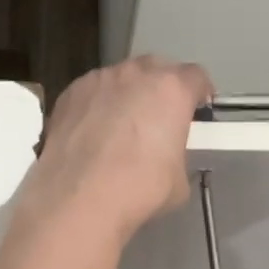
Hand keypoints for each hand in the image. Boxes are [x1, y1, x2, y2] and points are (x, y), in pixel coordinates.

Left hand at [17, 56, 212, 241]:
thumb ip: (177, 155)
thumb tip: (166, 158)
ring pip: (120, 79)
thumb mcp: (178, 181)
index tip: (198, 109)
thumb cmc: (139, 190)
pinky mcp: (69, 94)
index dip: (199, 93)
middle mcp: (135, 74)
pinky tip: (92, 133)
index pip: (196, 77)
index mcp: (171, 90)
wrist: (79, 199)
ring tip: (120, 127)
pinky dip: (97, 106)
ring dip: (126, 95)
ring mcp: (99, 79)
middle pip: (156, 69)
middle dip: (161, 88)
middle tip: (159, 118)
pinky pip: (92, 93)